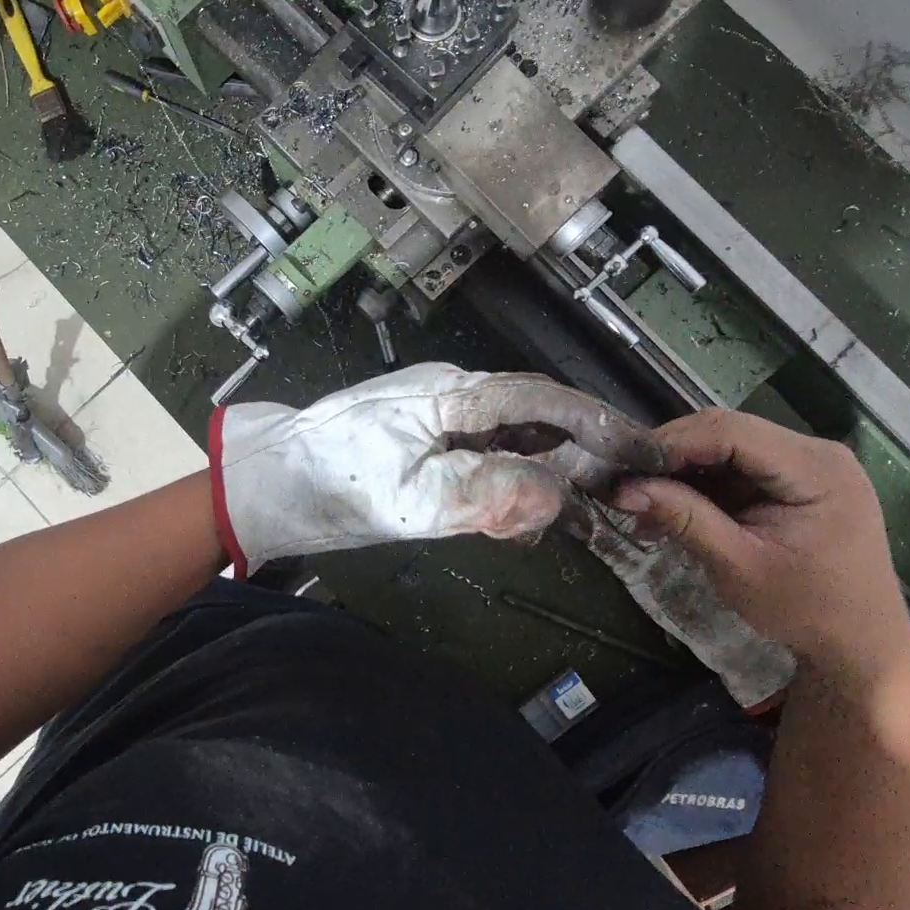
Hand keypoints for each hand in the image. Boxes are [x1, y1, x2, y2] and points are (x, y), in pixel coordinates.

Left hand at [211, 363, 661, 574]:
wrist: (265, 484)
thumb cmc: (333, 484)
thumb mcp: (410, 499)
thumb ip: (486, 494)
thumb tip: (557, 496)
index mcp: (450, 394)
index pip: (541, 401)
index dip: (597, 424)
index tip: (644, 450)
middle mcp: (448, 394)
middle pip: (531, 415)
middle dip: (578, 450)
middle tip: (619, 489)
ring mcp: (432, 415)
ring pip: (507, 437)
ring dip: (543, 470)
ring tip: (578, 508)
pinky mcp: (418, 439)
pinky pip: (478, 454)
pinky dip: (506, 481)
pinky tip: (516, 515)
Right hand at [612, 409, 909, 685]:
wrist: (860, 647)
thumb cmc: (806, 610)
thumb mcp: (737, 566)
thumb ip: (683, 519)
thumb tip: (622, 489)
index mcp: (817, 468)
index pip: (731, 432)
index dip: (672, 443)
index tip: (624, 467)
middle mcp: (816, 453)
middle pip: (726, 433)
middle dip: (672, 456)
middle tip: (626, 483)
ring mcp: (806, 465)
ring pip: (724, 448)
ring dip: (680, 472)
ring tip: (642, 503)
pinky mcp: (793, 481)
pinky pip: (735, 468)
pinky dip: (700, 486)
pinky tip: (671, 509)